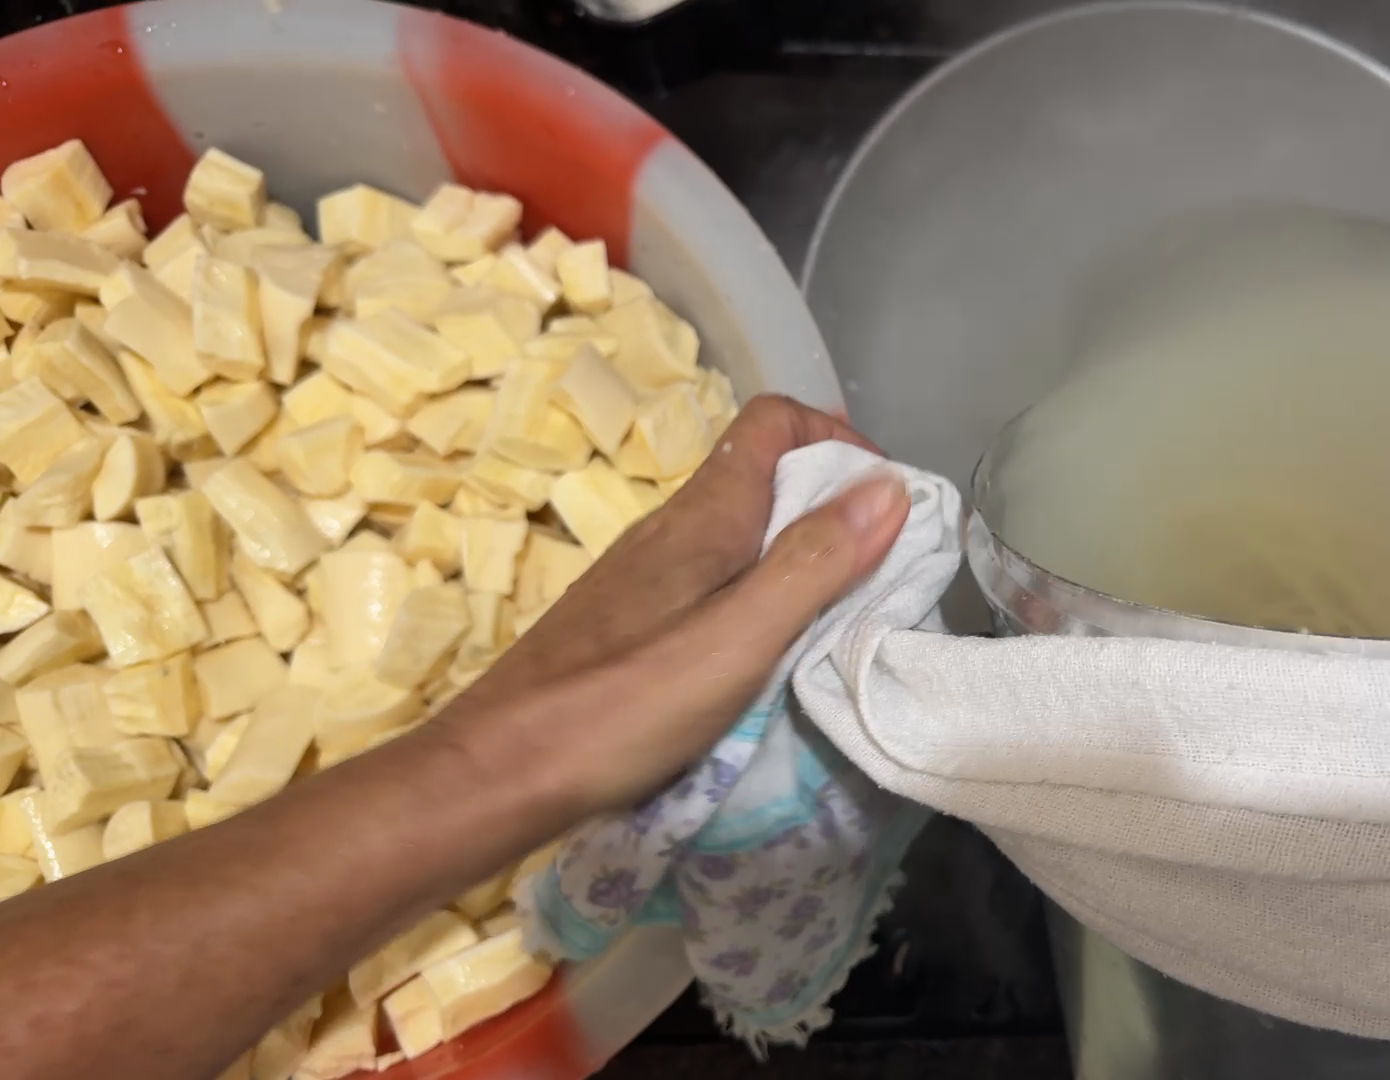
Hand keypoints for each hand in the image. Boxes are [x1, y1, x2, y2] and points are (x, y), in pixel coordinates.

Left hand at [443, 395, 910, 815]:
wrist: (500, 774)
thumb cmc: (625, 703)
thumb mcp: (740, 634)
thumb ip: (815, 561)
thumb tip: (890, 488)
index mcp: (706, 515)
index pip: (773, 422)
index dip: (836, 436)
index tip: (883, 493)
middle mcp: (678, 526)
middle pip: (766, 470)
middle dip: (834, 493)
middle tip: (881, 552)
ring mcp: (655, 570)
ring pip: (747, 523)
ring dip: (806, 539)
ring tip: (846, 593)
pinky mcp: (643, 612)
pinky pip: (725, 567)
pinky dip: (771, 578)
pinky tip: (779, 631)